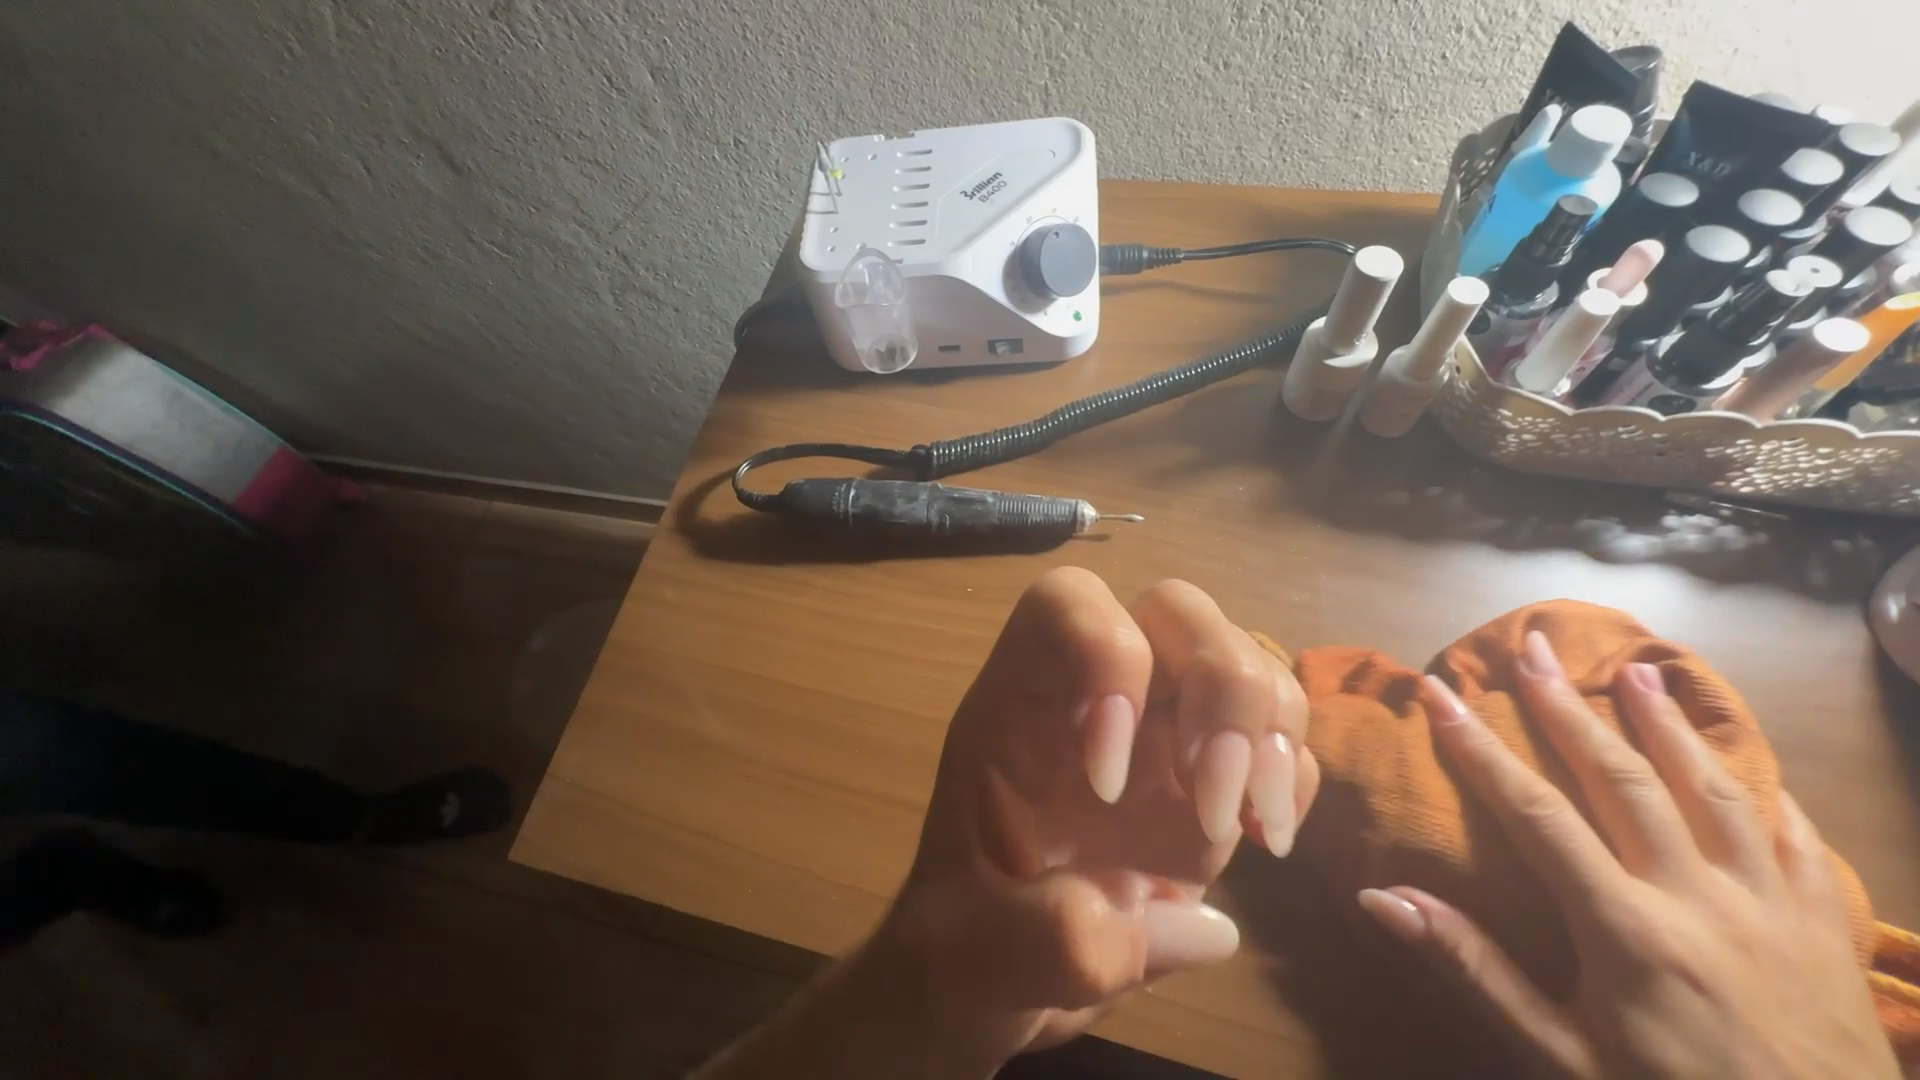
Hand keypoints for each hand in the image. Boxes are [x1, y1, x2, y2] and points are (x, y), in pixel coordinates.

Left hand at [872, 567, 1318, 1071]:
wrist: (1005, 981)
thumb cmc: (965, 946)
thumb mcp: (976, 957)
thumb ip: (1059, 939)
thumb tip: (1198, 925)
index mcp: (1020, 708)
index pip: (1066, 603)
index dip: (1105, 656)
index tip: (1107, 779)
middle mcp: (1098, 700)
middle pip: (1178, 610)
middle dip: (1219, 688)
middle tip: (1210, 801)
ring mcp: (1164, 734)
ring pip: (1245, 658)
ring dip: (1269, 731)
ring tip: (1245, 828)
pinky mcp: (1214, 781)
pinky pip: (1282, 734)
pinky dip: (1296, 773)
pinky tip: (1264, 839)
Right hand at [1358, 631, 1896, 1078]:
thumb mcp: (1558, 1058)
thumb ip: (1473, 969)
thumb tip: (1380, 897)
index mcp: (1625, 927)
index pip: (1534, 811)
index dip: (1479, 745)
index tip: (1439, 693)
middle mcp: (1697, 897)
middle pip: (1621, 778)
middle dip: (1568, 706)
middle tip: (1533, 645)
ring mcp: (1770, 907)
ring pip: (1712, 790)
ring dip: (1666, 724)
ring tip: (1636, 669)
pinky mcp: (1822, 930)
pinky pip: (1794, 840)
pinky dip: (1763, 791)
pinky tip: (1745, 763)